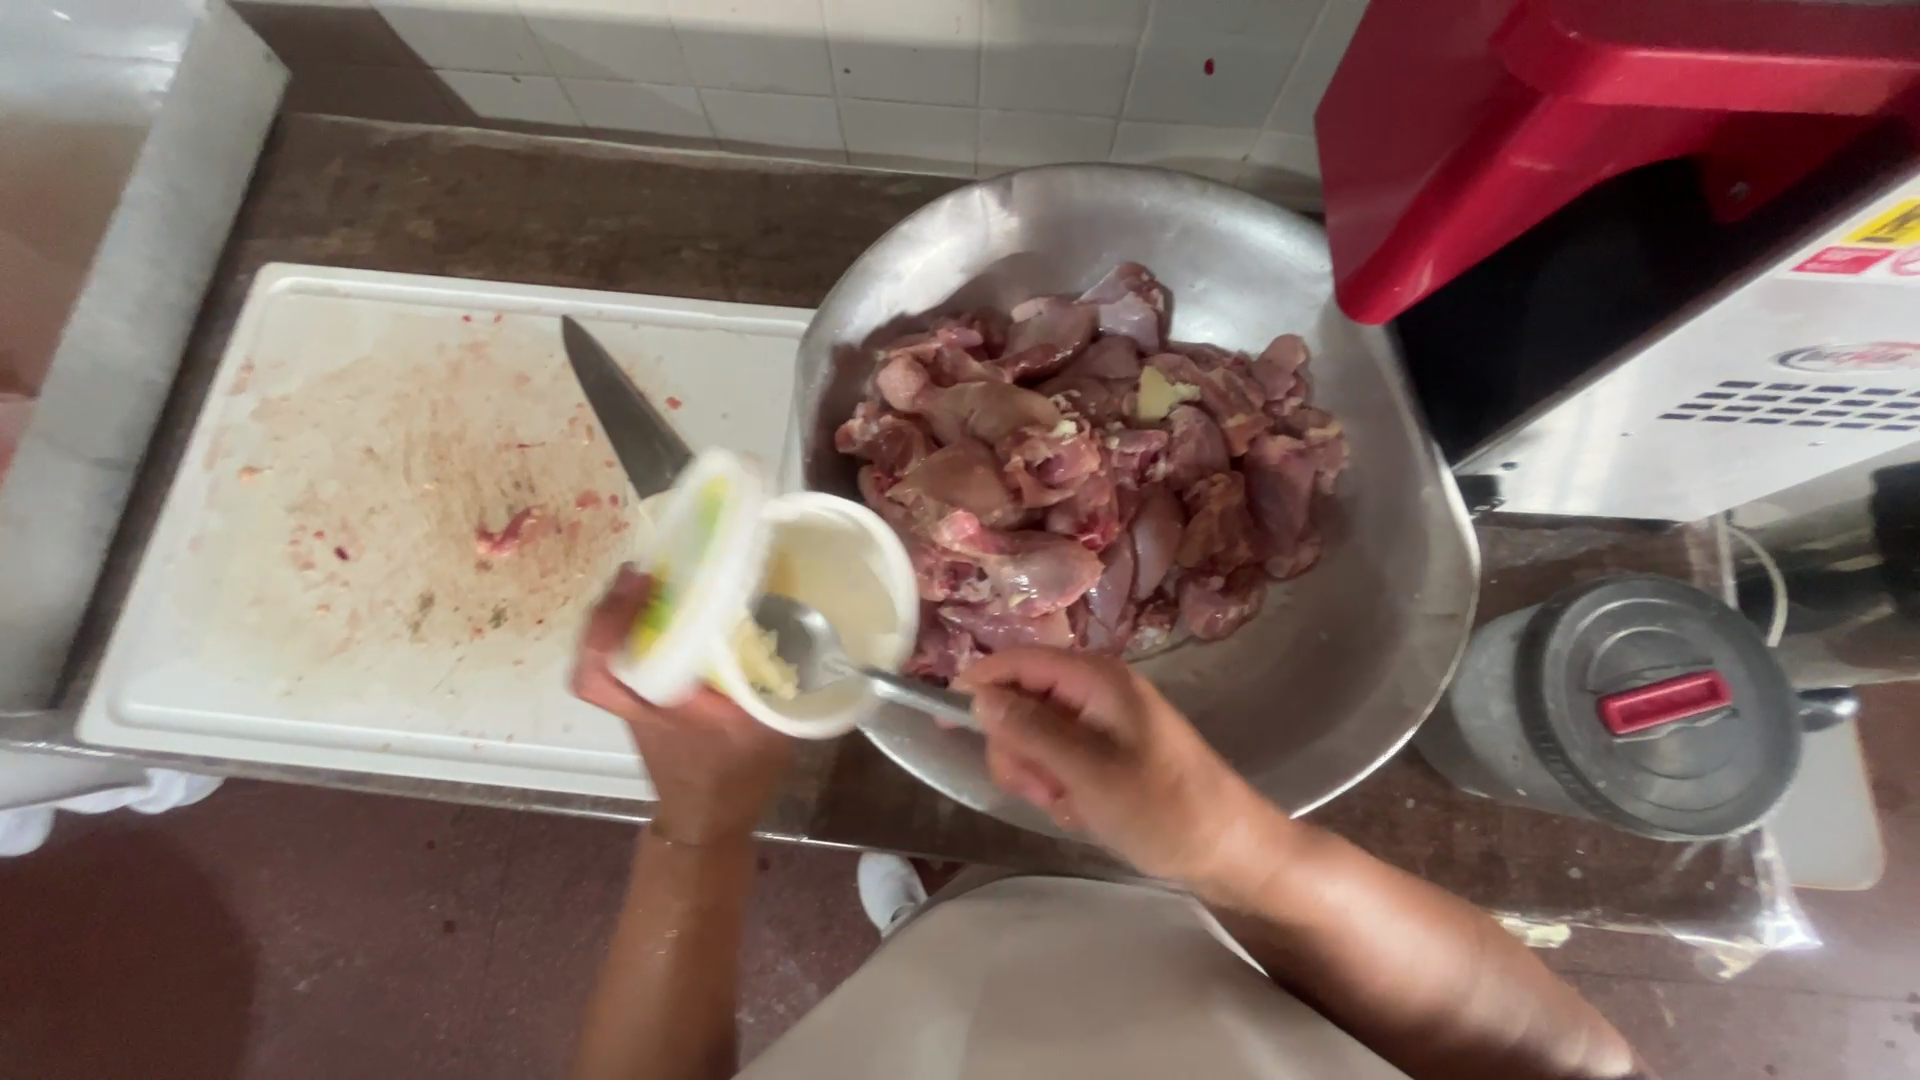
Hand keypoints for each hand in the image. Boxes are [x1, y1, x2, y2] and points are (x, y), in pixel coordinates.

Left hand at [572, 566, 793, 844]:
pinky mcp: (641, 708)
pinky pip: (622, 666)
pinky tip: (665, 616)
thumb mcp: (772, 731)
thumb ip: (780, 686)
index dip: (610, 622)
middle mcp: (641, 705)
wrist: (708, 821)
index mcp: (668, 708)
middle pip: (594, 659)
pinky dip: (632, 636)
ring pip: (604, 661)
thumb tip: (803, 635)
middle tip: (643, 571)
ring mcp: (634, 708)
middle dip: (608, 611)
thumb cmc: (740, 778)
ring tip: (650, 583)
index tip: (643, 581)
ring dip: (617, 620)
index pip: (605, 671)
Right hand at [958, 648, 1292, 895]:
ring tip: (1069, 803)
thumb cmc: (1164, 808)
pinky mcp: (1104, 751)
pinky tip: (1081, 809)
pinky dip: (1057, 786)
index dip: (978, 684)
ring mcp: (1099, 722)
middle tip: (1044, 788)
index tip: (944, 722)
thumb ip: (1030, 730)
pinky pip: (1056, 759)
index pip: (1018, 663)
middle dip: (1019, 750)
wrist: (1231, 852)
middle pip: (1019, 702)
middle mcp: (1094, 690)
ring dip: (1038, 775)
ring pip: (1033, 737)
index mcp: (1094, 678)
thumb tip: (977, 695)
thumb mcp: (1089, 772)